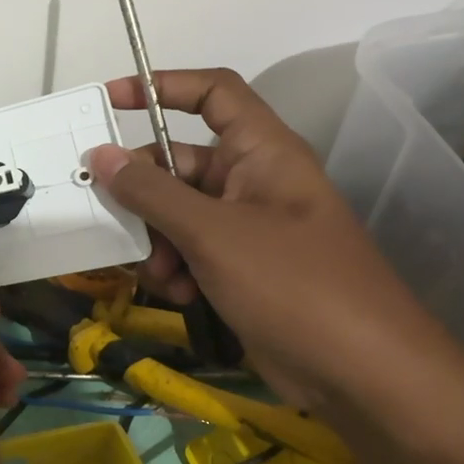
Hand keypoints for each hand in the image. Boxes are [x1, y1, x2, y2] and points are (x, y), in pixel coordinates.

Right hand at [86, 68, 456, 413]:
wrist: (363, 376)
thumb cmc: (295, 286)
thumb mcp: (212, 234)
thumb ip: (150, 192)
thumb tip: (99, 155)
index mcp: (263, 153)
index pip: (212, 94)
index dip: (161, 87)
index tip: (108, 101)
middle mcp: (253, 183)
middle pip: (178, 162)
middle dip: (141, 192)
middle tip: (107, 214)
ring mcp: (245, 229)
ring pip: (174, 213)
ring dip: (154, 240)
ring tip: (160, 273)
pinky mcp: (238, 269)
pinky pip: (186, 251)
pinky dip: (172, 269)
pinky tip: (178, 295)